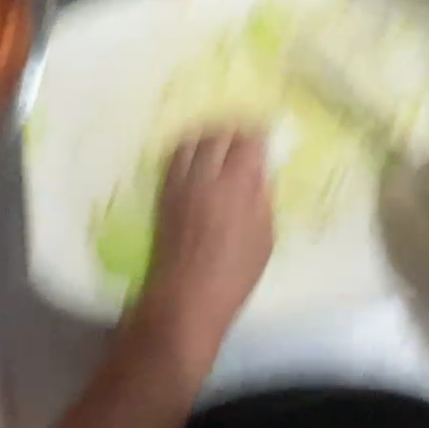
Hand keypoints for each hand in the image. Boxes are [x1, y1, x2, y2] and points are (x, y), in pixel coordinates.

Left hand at [131, 130, 274, 353]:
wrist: (184, 298)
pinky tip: (197, 158)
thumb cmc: (234, 275)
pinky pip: (174, 159)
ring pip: (191, 141)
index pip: (248, 142)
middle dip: (234, 129)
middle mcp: (205, 177)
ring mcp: (179, 184)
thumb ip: (262, 198)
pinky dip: (188, 150)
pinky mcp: (162, 194)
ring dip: (208, 135)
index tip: (266, 134)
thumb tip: (260, 173)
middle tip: (245, 135)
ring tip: (219, 140)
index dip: (259, 134)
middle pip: (217, 135)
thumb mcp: (264, 237)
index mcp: (236, 186)